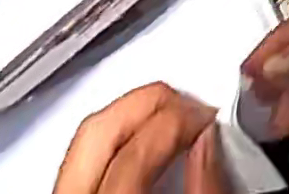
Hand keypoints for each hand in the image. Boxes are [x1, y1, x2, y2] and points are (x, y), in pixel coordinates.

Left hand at [55, 83, 229, 193]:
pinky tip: (143, 140)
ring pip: (85, 139)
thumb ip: (202, 188)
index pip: (133, 152)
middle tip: (189, 105)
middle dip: (150, 103)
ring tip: (172, 117)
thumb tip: (208, 136)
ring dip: (132, 116)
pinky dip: (115, 137)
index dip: (177, 122)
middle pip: (97, 131)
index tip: (207, 115)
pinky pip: (80, 157)